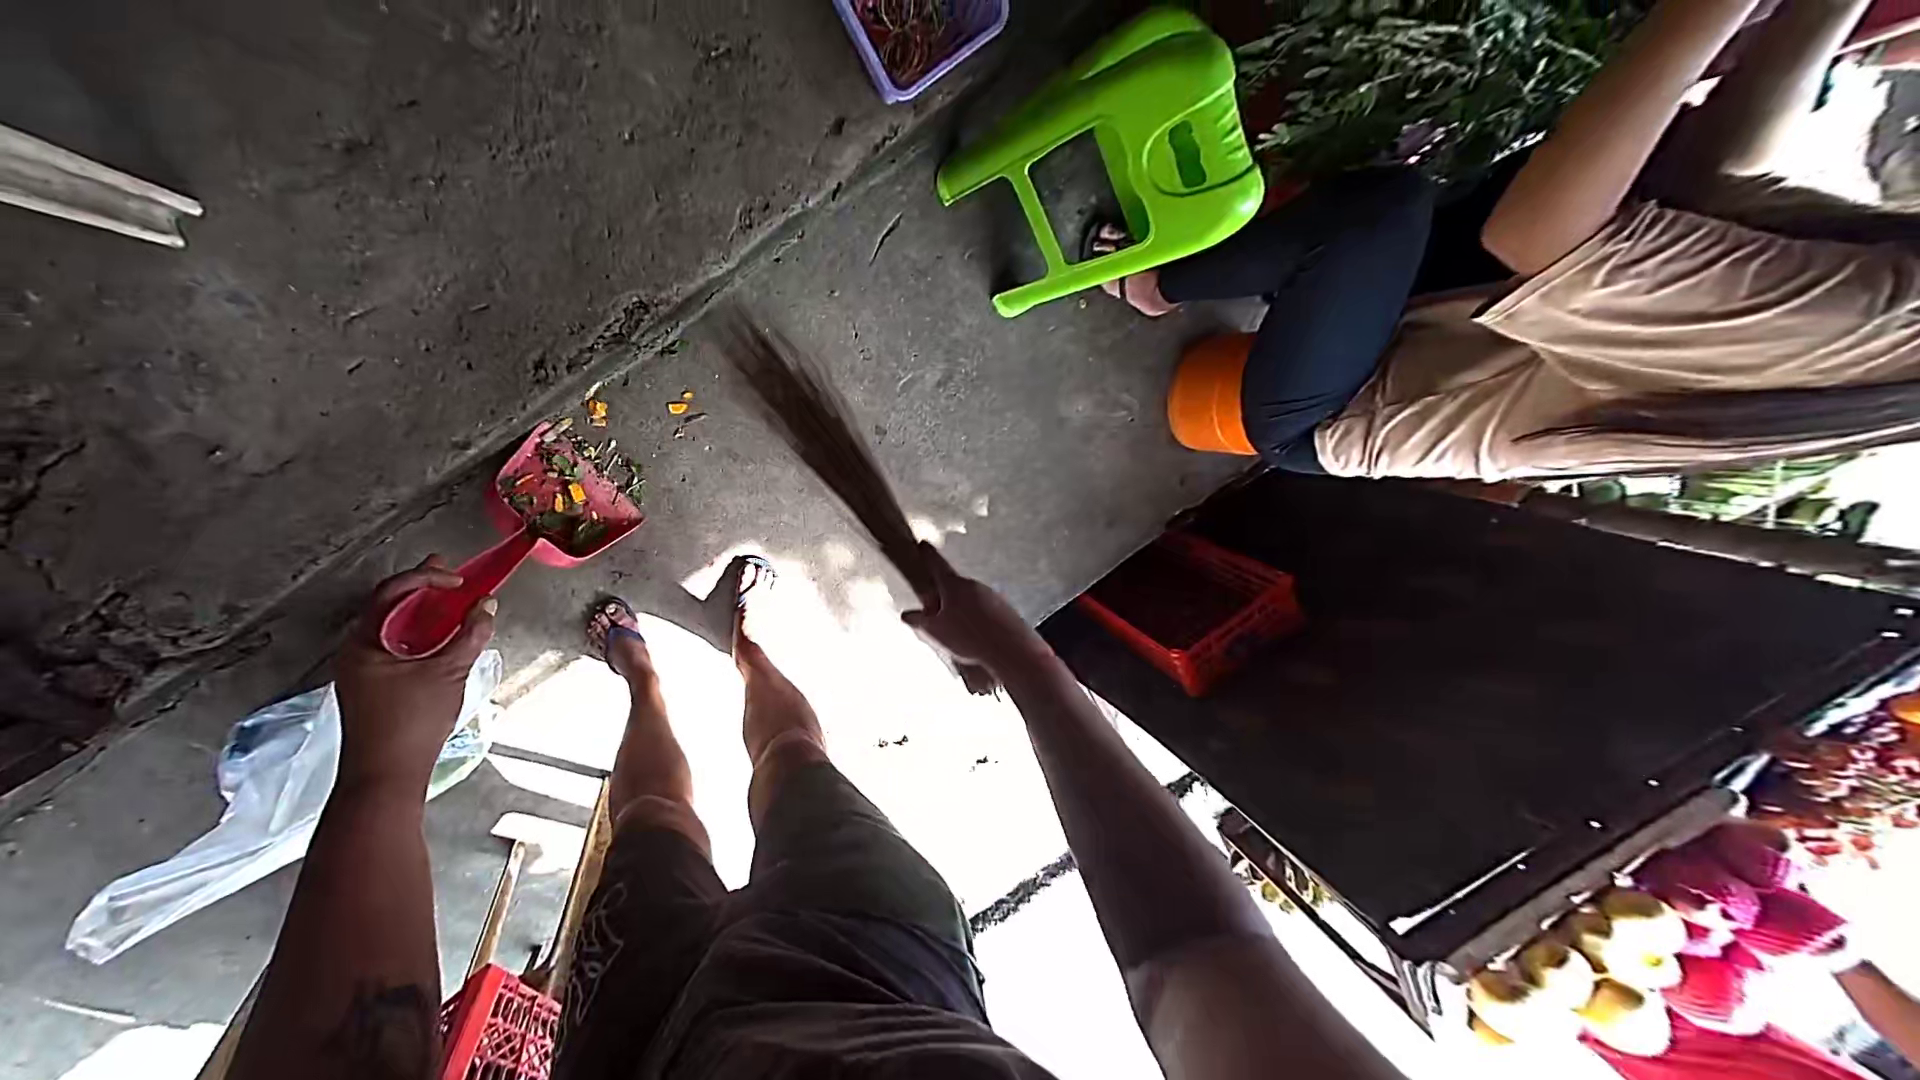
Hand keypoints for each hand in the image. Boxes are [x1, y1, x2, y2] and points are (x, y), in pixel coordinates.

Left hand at [333, 556, 496, 794]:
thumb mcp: (449, 672)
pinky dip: (422, 631)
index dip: (426, 579)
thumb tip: (486, 604)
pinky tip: (444, 633)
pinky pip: (398, 644)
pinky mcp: (376, 682)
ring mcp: (364, 667)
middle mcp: (357, 650)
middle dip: (422, 587)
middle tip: (449, 572)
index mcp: (364, 643)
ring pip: (394, 625)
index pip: (392, 593)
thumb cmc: (411, 720)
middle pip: (389, 605)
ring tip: (452, 598)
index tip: (459, 580)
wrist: (387, 771)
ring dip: (424, 609)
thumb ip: (470, 635)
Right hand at [901, 542, 1050, 673]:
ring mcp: (992, 596)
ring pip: (970, 600)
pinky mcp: (1005, 610)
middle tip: (934, 617)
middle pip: (953, 586)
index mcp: (954, 586)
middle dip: (943, 599)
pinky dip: (978, 621)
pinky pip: (985, 612)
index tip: (923, 545)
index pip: (937, 564)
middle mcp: (974, 586)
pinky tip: (975, 639)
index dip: (927, 554)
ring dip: (961, 612)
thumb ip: (920, 621)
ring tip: (958, 637)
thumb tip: (909, 616)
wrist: (1011, 651)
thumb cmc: (972, 638)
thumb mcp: (935, 632)